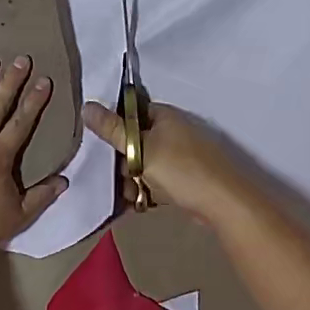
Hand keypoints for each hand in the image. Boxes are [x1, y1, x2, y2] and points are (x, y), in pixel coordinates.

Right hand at [82, 100, 247, 220]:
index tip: (106, 147)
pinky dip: (150, 190)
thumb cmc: (179, 169)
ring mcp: (183, 155)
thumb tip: (86, 105)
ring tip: (133, 196)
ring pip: (146, 164)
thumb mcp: (138, 148)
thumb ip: (111, 129)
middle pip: (136, 141)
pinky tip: (143, 203)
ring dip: (135, 180)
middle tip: (121, 178)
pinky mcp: (188, 178)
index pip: (131, 113)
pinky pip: (160, 180)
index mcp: (165, 116)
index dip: (116, 128)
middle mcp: (175, 131)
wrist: (223, 203)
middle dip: (124, 162)